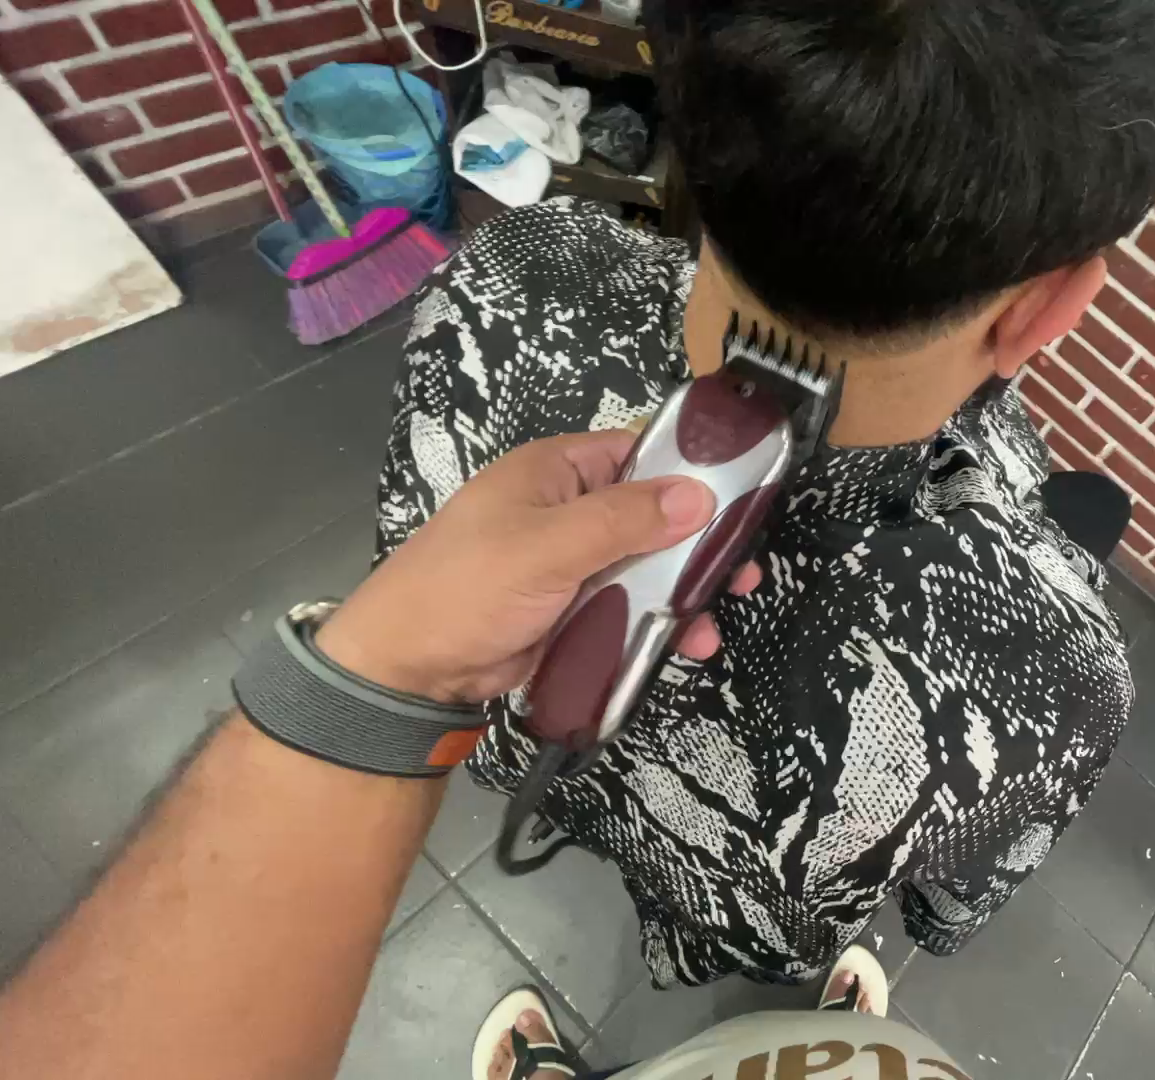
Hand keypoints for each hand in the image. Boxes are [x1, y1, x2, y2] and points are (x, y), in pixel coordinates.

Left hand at [315, 431, 761, 703]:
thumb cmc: (468, 589)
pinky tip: (692, 640)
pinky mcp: (583, 604)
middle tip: (744, 563)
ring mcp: (581, 560)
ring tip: (725, 607)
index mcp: (558, 472)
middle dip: (702, 539)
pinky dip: (665, 618)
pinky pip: (637, 602)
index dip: (689, 465)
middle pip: (656, 512)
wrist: (410, 674)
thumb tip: (701, 495)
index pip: (637, 451)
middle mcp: (574, 509)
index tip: (741, 492)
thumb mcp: (547, 547)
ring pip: (653, 562)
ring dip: (690, 585)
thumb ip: (625, 519)